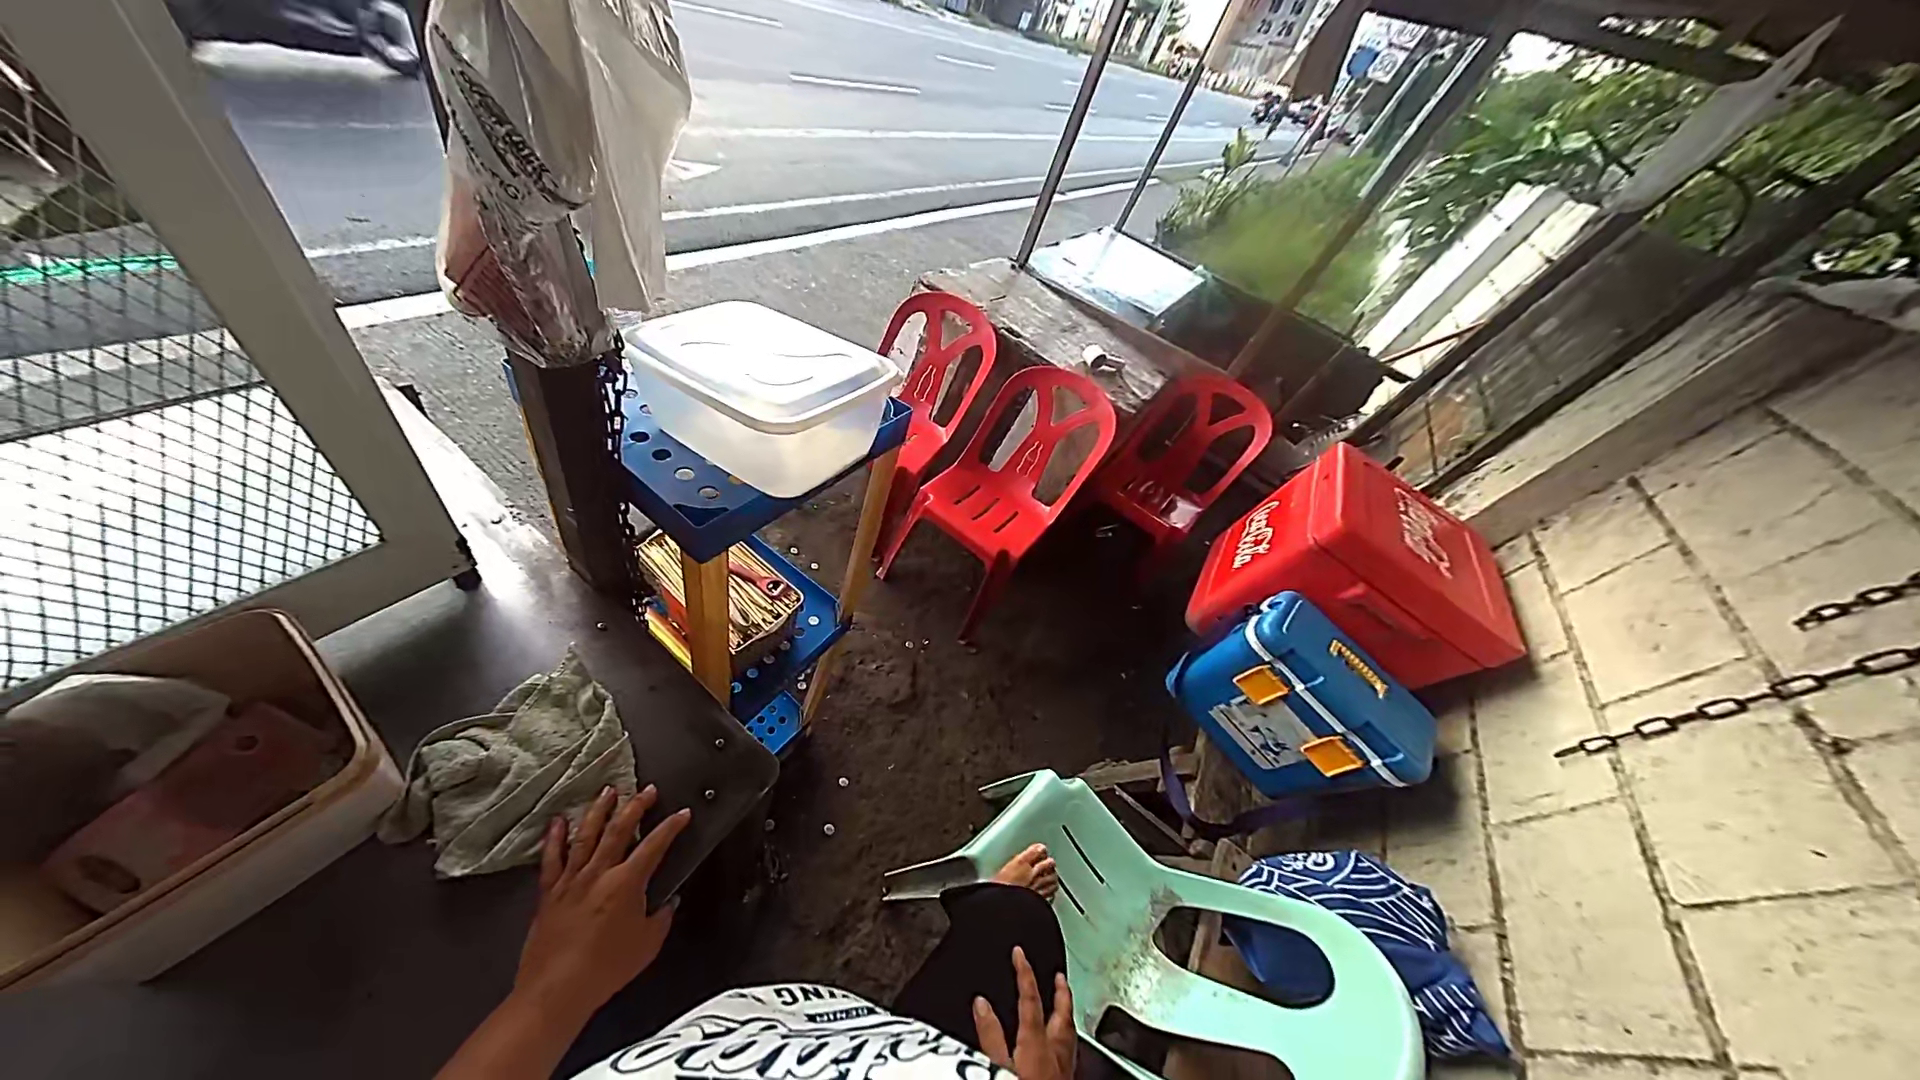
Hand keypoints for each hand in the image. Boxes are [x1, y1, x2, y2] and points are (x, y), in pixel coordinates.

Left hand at [512, 785, 689, 1023]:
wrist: (554, 994)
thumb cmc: (605, 969)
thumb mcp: (648, 943)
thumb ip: (661, 917)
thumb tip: (666, 903)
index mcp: (627, 883)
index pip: (655, 844)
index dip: (672, 826)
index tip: (683, 814)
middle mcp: (599, 874)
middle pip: (619, 830)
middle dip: (637, 806)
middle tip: (647, 790)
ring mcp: (571, 882)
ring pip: (586, 836)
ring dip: (599, 811)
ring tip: (608, 791)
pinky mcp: (548, 895)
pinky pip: (551, 860)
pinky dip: (554, 839)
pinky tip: (558, 822)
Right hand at [971, 946, 1075, 1079]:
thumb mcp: (996, 1067)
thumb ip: (990, 1036)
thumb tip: (981, 1003)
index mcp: (1035, 1042)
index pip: (1030, 997)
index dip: (1024, 972)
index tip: (1020, 954)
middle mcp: (1054, 1053)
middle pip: (1061, 1014)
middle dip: (1060, 992)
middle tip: (1058, 975)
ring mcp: (1064, 1071)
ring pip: (1070, 1034)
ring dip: (1067, 1015)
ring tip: (1066, 1004)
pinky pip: (1071, 1054)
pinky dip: (1068, 1042)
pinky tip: (1065, 1048)